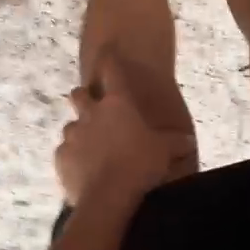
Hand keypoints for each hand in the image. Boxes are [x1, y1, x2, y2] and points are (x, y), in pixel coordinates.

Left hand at [56, 60, 194, 207]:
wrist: (107, 199)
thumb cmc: (139, 166)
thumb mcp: (164, 152)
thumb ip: (176, 143)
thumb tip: (189, 142)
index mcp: (118, 104)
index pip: (111, 70)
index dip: (109, 58)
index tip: (107, 49)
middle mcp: (91, 113)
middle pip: (78, 94)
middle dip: (83, 97)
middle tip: (92, 107)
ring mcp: (73, 135)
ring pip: (70, 125)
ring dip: (79, 132)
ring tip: (90, 148)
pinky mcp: (60, 158)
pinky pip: (63, 152)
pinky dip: (71, 158)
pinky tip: (82, 170)